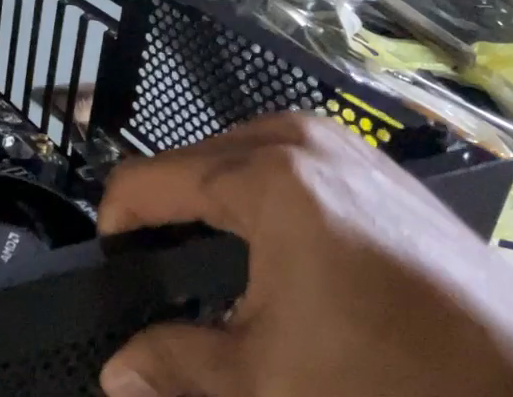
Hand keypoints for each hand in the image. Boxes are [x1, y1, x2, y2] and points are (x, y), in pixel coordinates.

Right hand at [97, 113, 512, 396]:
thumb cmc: (400, 381)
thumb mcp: (268, 379)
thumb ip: (175, 364)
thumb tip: (114, 375)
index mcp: (264, 174)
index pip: (147, 179)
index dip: (116, 223)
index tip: (112, 266)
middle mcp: (301, 140)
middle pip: (191, 160)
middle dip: (168, 211)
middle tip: (165, 270)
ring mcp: (349, 151)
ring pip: (239, 155)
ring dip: (214, 198)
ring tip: (211, 256)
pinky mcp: (387, 174)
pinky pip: (292, 163)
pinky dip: (265, 195)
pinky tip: (278, 248)